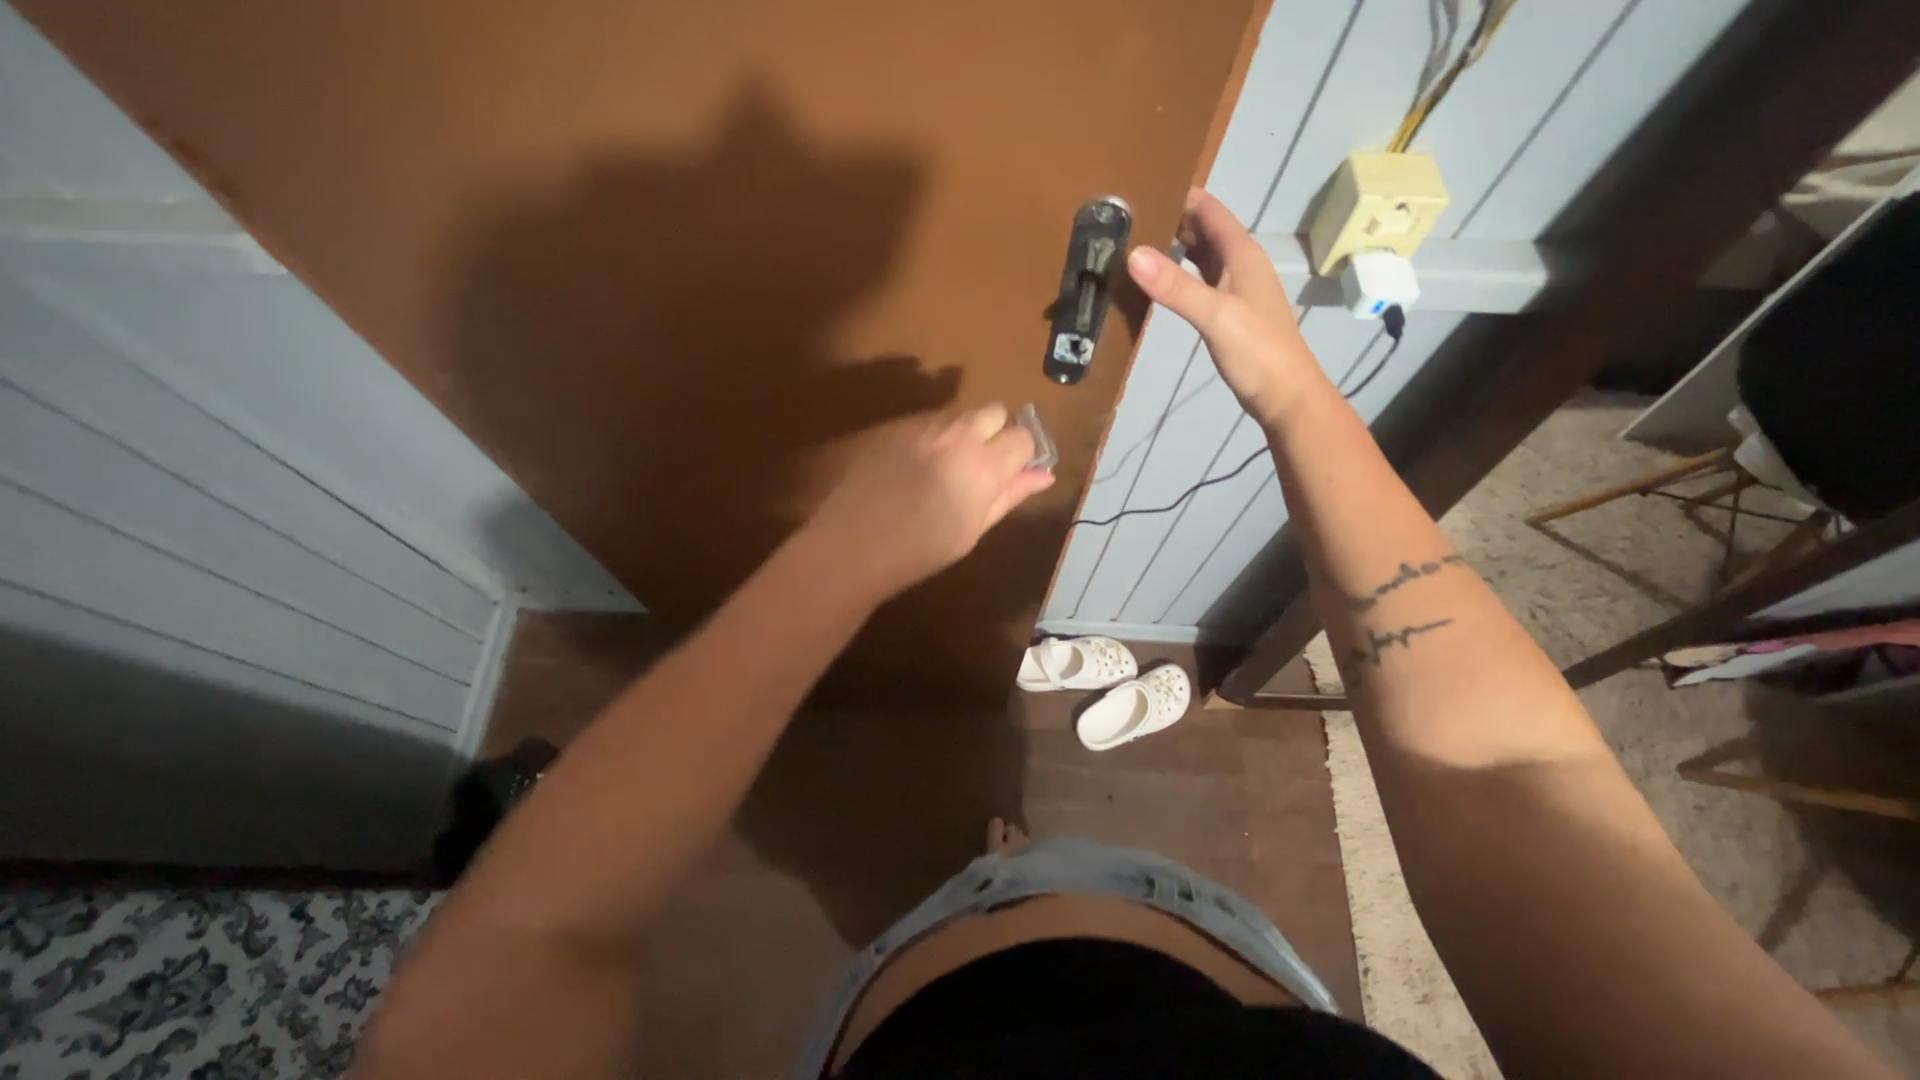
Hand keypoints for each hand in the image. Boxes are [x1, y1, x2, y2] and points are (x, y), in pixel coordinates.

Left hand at [803, 403, 1055, 600]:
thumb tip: (1044, 475)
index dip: (1023, 455)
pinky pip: (928, 422)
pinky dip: (934, 438)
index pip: (1023, 437)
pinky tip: (916, 469)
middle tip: (982, 469)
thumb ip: (1009, 496)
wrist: (851, 547)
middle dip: (996, 433)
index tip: (1012, 475)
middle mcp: (956, 435)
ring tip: (947, 471)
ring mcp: (922, 427)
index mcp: (982, 465)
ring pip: (960, 415)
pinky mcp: (894, 428)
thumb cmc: (919, 552)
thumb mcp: (971, 530)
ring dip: (964, 434)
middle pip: (994, 412)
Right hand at [1126, 188, 1329, 423]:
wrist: (1286, 396)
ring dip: (1175, 245)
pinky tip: (1158, 280)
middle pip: (1204, 228)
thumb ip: (1175, 286)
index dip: (1180, 194)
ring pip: (1202, 254)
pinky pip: (1201, 279)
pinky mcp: (1229, 311)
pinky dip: (1180, 273)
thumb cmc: (1257, 352)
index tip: (1141, 187)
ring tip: (1134, 241)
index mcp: (1242, 254)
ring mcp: (1236, 288)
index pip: (1209, 209)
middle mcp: (1241, 263)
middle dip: (1172, 217)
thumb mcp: (1214, 316)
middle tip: (1128, 215)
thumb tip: (1133, 254)